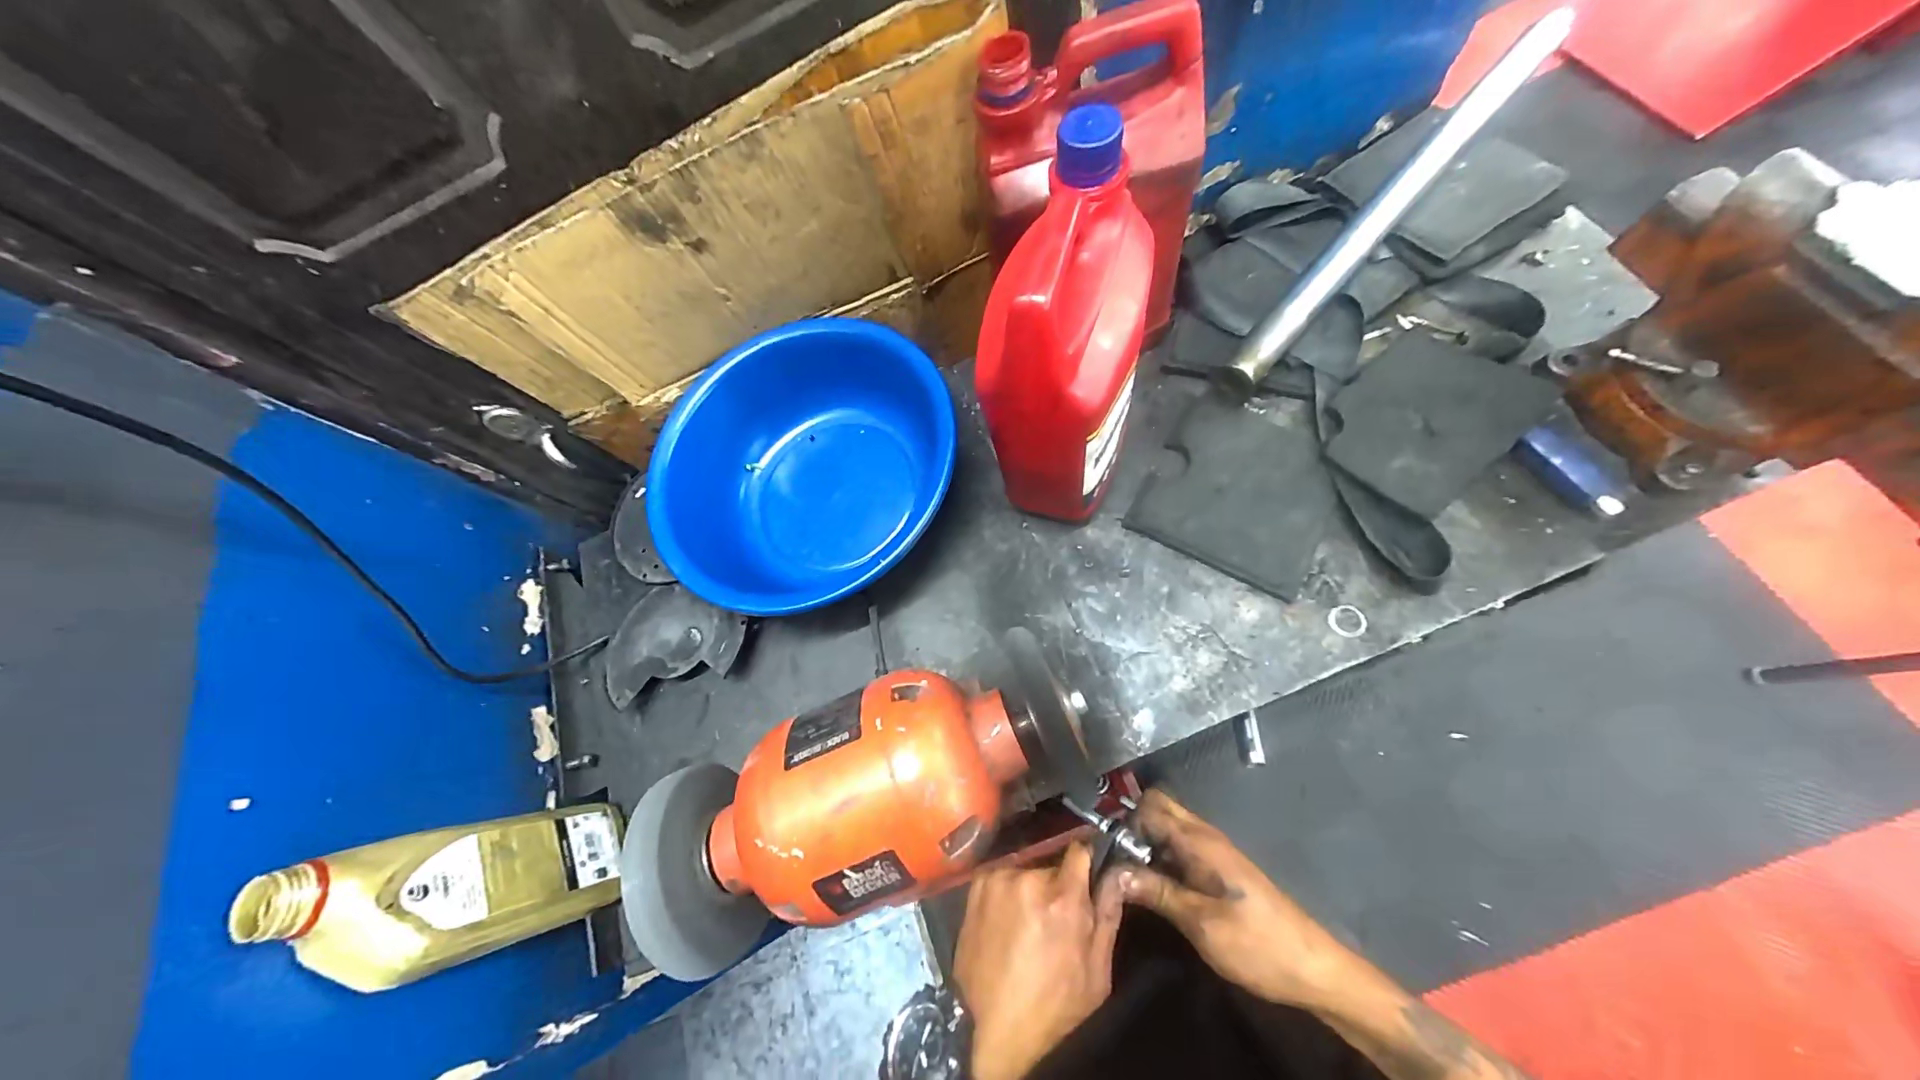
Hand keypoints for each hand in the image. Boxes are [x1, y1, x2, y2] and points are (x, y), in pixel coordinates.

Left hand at [953, 840, 1122, 1079]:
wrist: (998, 1030)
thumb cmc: (1057, 1006)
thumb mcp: (1097, 968)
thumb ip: (1108, 913)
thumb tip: (1118, 873)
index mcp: (1064, 898)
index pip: (1079, 852)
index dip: (1085, 863)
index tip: (1085, 874)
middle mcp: (1028, 880)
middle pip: (1051, 868)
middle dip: (1056, 888)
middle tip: (1053, 920)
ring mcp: (997, 882)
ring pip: (1024, 875)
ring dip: (1028, 891)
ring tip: (1026, 927)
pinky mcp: (975, 890)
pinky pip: (1000, 881)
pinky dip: (1005, 895)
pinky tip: (1005, 923)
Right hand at [1116, 789, 1354, 1009]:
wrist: (1313, 969)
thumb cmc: (1257, 944)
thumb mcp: (1200, 923)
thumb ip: (1156, 891)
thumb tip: (1111, 871)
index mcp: (1199, 841)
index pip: (1149, 806)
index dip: (1124, 822)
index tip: (1106, 851)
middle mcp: (1204, 836)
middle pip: (1158, 808)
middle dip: (1132, 826)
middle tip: (1115, 861)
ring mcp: (1212, 852)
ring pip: (1167, 828)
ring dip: (1144, 843)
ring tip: (1124, 876)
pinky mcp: (1217, 870)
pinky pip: (1178, 847)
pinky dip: (1160, 857)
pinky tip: (1151, 886)